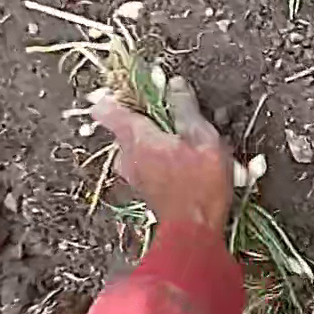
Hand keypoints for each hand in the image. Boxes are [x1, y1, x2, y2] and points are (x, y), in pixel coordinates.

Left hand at [91, 76, 231, 231]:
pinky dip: (162, 157)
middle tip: (180, 118)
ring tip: (190, 144)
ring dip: (159, 140)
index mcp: (137, 138)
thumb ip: (185, 109)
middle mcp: (126, 155)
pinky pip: (147, 162)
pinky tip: (187, 163)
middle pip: (128, 127)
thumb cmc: (201, 181)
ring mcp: (132, 174)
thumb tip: (174, 83)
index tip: (136, 91)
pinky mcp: (144, 187)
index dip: (120, 96)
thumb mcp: (202, 138)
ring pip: (139, 146)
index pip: (110, 110)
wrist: (194, 229)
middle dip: (150, 119)